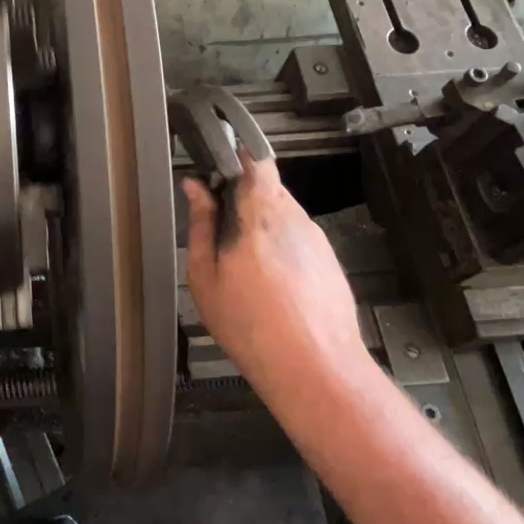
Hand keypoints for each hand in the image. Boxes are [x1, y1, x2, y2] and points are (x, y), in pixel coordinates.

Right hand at [183, 153, 369, 393]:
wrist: (316, 369)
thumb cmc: (253, 327)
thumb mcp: (207, 277)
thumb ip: (201, 225)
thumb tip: (194, 188)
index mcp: (261, 214)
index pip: (256, 158)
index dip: (237, 154)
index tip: (218, 163)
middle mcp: (294, 219)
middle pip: (268, 186)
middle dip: (243, 197)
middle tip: (221, 225)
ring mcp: (316, 239)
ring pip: (283, 213)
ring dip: (261, 225)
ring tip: (243, 264)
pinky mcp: (329, 260)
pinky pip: (298, 238)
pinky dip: (280, 248)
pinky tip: (268, 282)